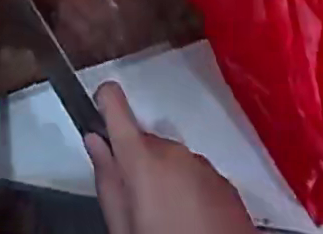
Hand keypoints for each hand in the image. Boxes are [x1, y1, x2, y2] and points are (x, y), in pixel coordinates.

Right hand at [86, 81, 256, 233]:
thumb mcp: (123, 228)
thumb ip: (107, 181)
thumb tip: (95, 141)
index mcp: (142, 159)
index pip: (114, 101)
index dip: (103, 102)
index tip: (98, 113)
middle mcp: (173, 151)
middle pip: (144, 141)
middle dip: (137, 165)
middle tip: (139, 206)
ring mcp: (203, 166)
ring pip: (170, 159)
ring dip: (164, 179)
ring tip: (168, 221)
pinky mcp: (226, 185)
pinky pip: (196, 175)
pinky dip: (189, 191)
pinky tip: (192, 225)